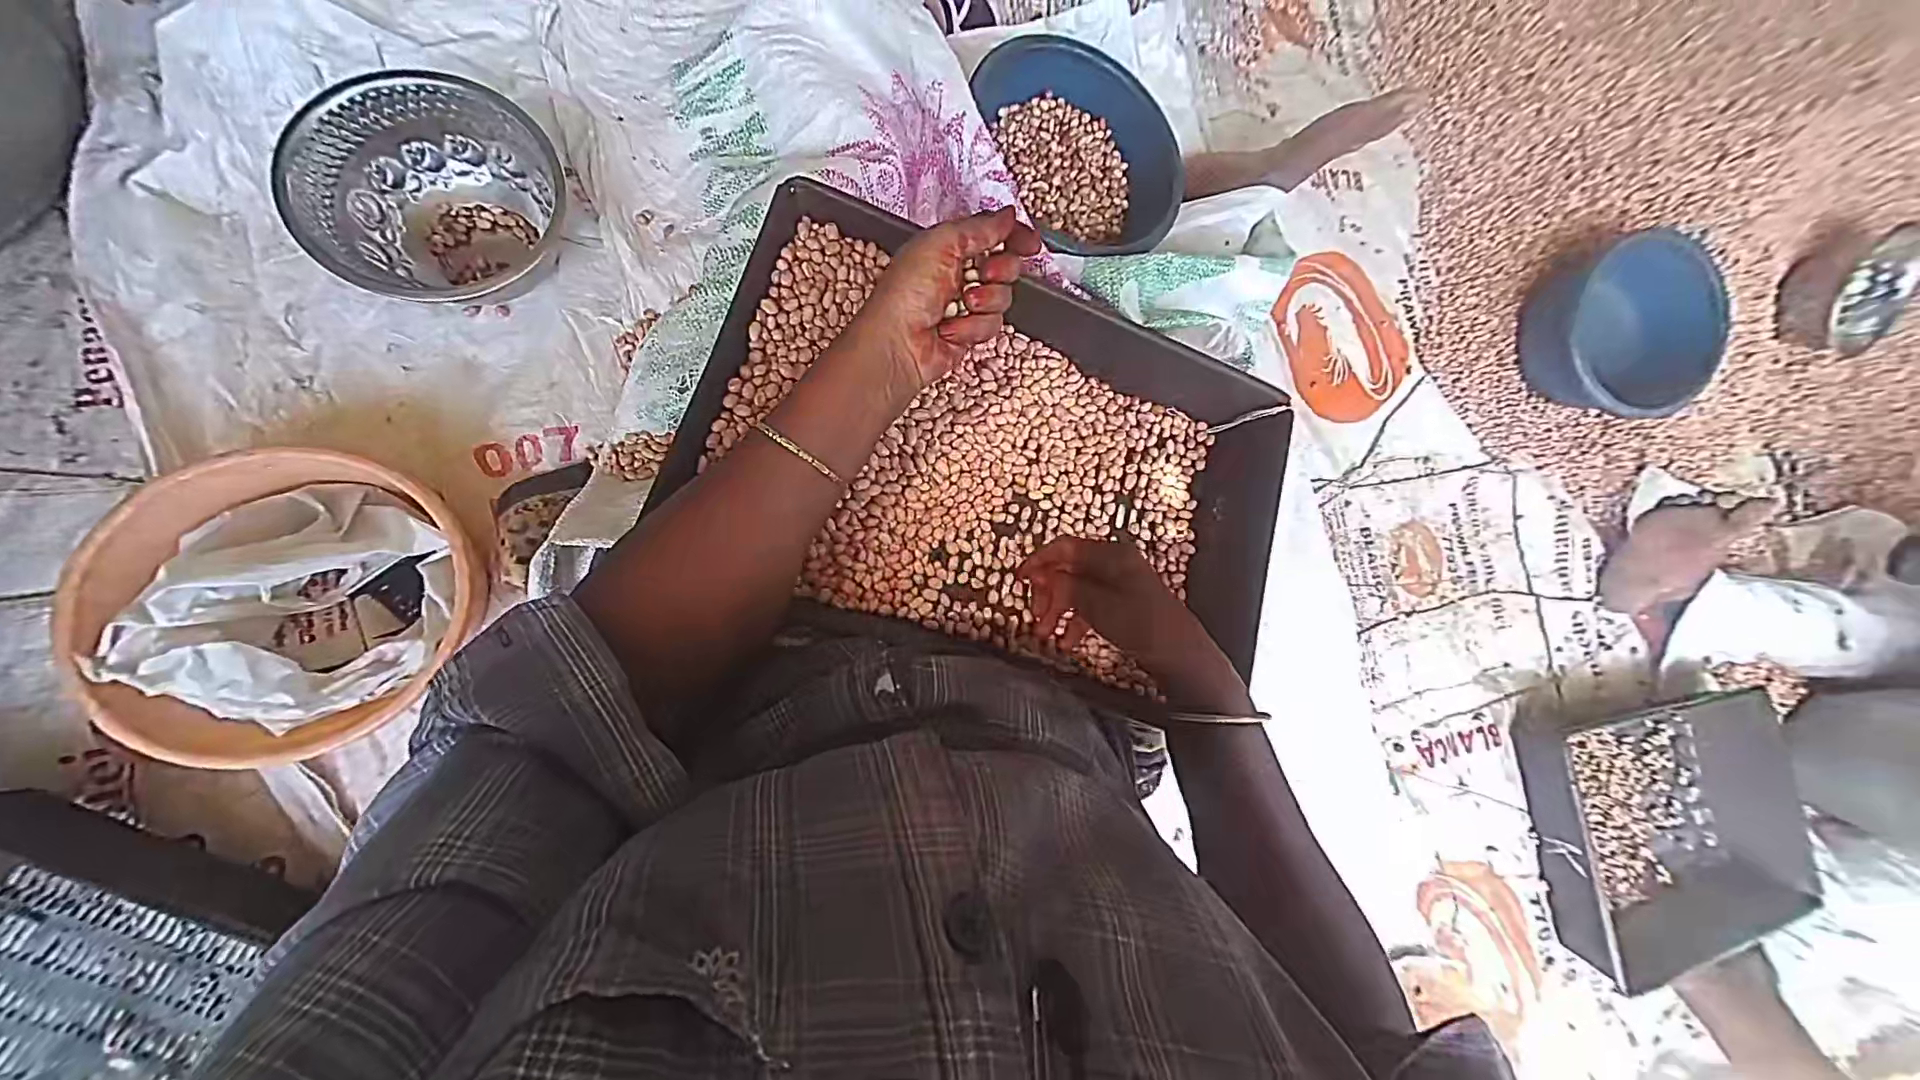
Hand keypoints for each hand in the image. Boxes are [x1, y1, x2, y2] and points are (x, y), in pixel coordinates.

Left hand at [848, 206, 1040, 397]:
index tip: (1030, 243)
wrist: (898, 343)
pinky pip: (993, 325)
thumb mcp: (941, 243)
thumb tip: (1007, 215)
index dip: (1014, 237)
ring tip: (962, 305)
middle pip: (1006, 266)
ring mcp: (965, 306)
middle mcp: (959, 275)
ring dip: (985, 302)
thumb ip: (979, 227)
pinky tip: (952, 329)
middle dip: (1000, 271)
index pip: (992, 235)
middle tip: (983, 275)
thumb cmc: (904, 295)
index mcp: (949, 248)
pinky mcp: (969, 332)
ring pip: (1003, 298)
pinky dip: (974, 327)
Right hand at [1016, 537, 1251, 713]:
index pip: (1065, 547)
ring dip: (1057, 610)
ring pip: (1075, 590)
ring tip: (1046, 633)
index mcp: (1112, 555)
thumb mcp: (1097, 605)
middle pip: (1068, 569)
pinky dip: (1074, 621)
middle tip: (1035, 613)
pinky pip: (1089, 606)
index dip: (1039, 561)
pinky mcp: (1121, 604)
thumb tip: (1044, 576)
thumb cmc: (1143, 625)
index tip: (1020, 578)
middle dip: (1048, 592)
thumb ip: (1067, 587)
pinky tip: (1065, 641)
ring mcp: (1118, 584)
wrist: (1180, 655)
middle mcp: (1114, 564)